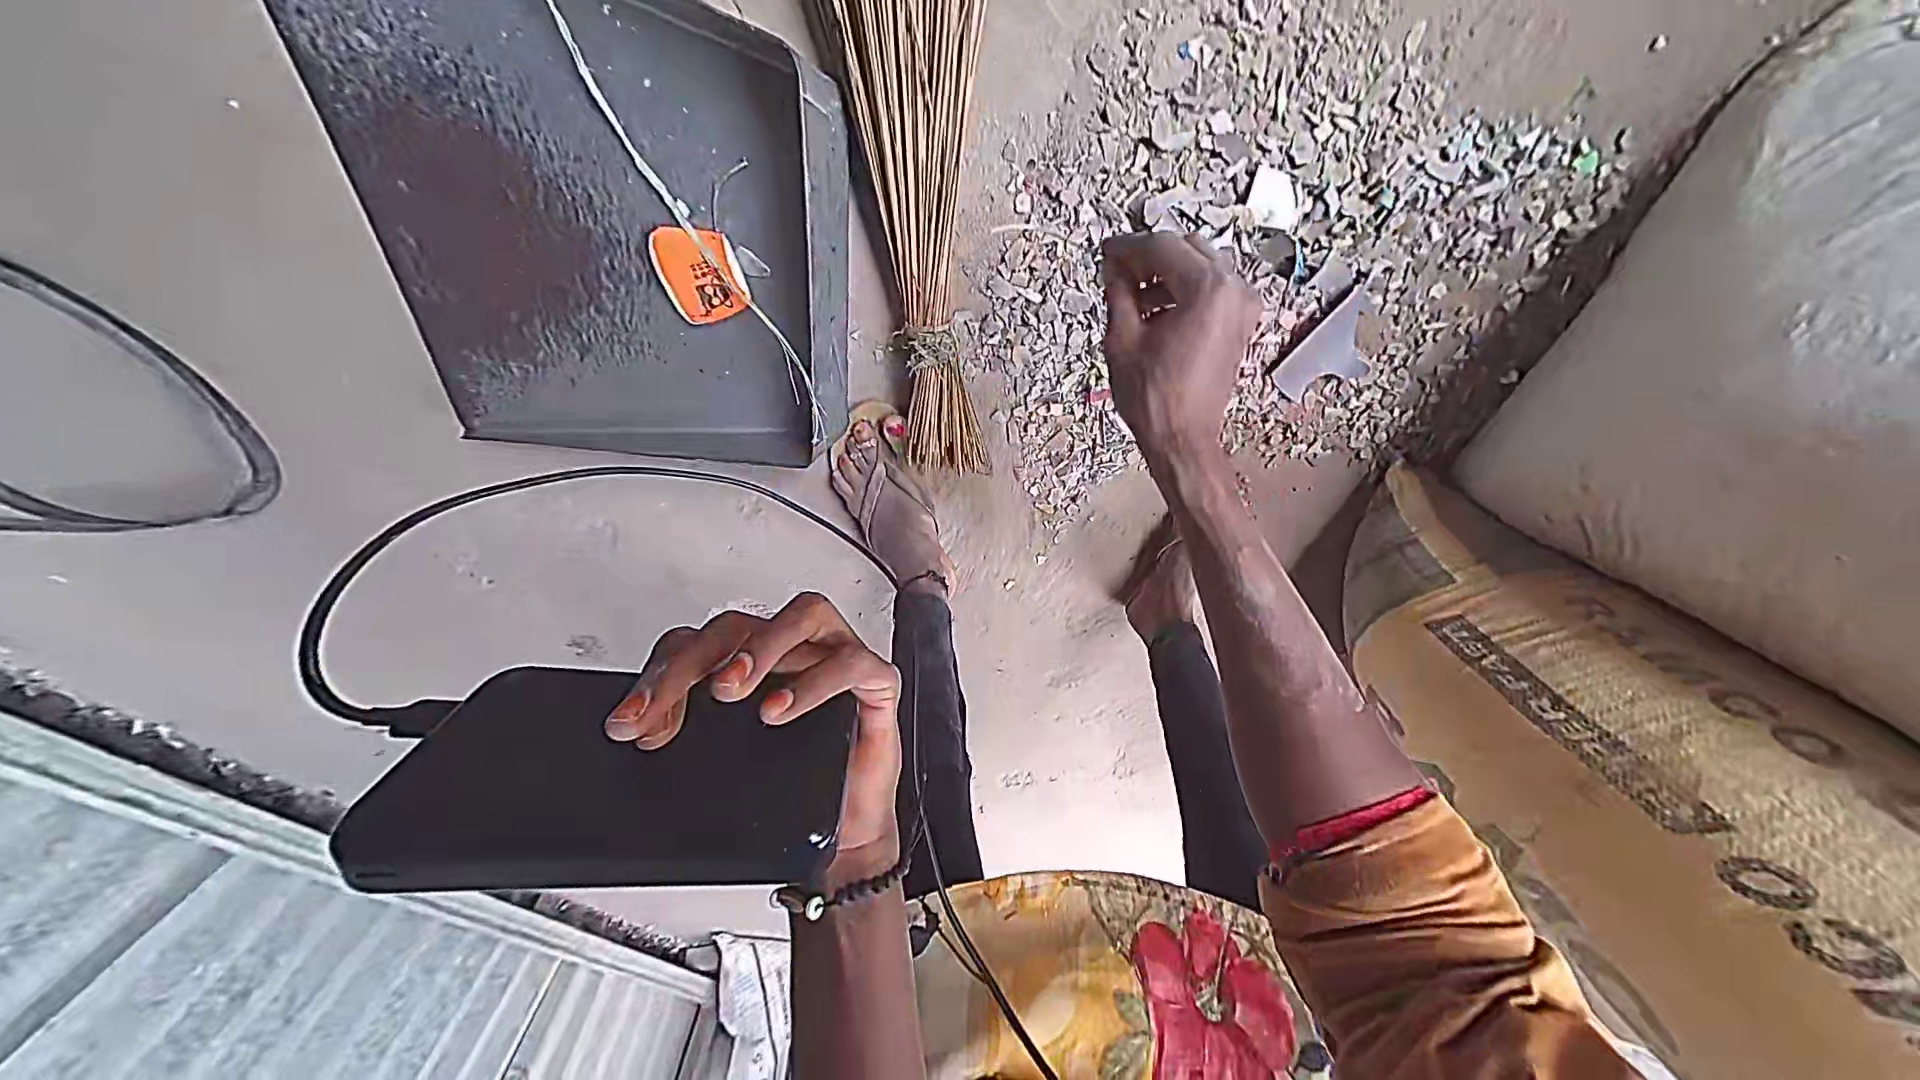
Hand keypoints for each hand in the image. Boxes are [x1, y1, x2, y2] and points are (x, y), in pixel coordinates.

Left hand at [605, 593, 902, 877]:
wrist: (850, 832)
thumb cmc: (796, 791)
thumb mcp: (731, 763)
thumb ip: (691, 736)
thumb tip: (640, 728)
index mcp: (755, 663)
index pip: (701, 642)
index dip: (662, 672)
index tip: (631, 721)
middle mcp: (794, 652)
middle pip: (740, 624)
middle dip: (695, 660)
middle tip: (664, 704)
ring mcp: (835, 658)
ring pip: (804, 614)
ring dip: (761, 645)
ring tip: (730, 687)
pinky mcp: (875, 679)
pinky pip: (851, 661)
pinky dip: (813, 681)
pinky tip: (781, 708)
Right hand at [1101, 231, 1262, 458]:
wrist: (1182, 438)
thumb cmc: (1157, 401)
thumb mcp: (1122, 340)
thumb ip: (1118, 294)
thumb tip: (1114, 270)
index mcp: (1208, 290)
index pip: (1162, 247)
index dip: (1128, 247)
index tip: (1108, 251)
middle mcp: (1234, 292)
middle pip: (1186, 250)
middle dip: (1149, 258)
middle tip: (1117, 271)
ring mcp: (1241, 309)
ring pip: (1199, 268)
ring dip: (1165, 275)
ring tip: (1131, 296)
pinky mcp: (1239, 325)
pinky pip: (1210, 291)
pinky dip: (1182, 292)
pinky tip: (1153, 311)